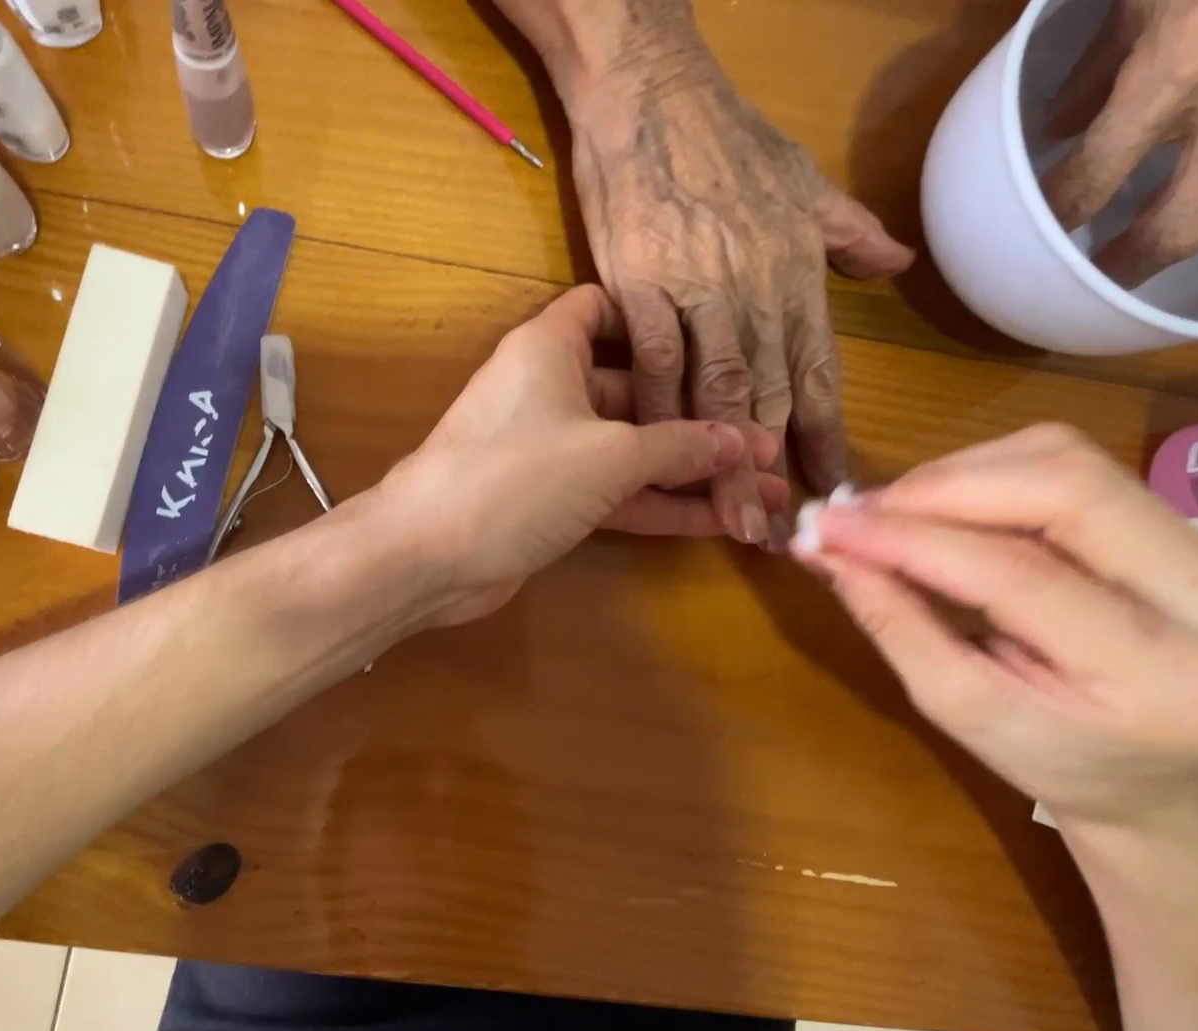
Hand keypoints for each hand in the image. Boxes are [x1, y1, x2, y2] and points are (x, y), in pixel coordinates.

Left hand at [377, 285, 784, 625]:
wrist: (429, 554)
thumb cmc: (517, 477)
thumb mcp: (610, 454)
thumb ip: (680, 445)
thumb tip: (740, 442)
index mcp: (548, 347)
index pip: (604, 308)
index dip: (656, 318)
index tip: (714, 339)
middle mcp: (547, 388)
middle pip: (633, 389)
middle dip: (699, 419)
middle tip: (767, 446)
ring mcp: (547, 447)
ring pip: (628, 449)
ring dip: (688, 471)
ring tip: (761, 489)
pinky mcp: (546, 497)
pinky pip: (612, 490)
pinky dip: (656, 503)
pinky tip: (718, 520)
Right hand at [565, 38, 913, 541]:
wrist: (648, 97)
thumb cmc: (721, 140)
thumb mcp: (802, 180)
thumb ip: (848, 232)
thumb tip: (895, 264)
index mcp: (795, 270)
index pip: (819, 369)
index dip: (828, 434)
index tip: (834, 488)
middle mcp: (755, 288)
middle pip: (772, 394)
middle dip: (778, 470)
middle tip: (782, 532)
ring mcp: (695, 288)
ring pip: (719, 388)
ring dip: (725, 459)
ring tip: (730, 519)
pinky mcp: (639, 284)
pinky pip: (656, 359)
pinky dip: (663, 410)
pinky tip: (665, 456)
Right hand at [796, 424, 1197, 826]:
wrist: (1153, 777)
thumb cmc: (1048, 757)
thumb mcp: (957, 708)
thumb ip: (895, 621)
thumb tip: (821, 547)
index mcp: (1167, 680)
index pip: (1018, 575)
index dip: (909, 539)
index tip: (825, 524)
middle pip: (1069, 487)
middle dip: (941, 486)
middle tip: (860, 506)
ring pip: (1073, 464)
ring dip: (961, 476)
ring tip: (896, 514)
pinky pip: (1084, 469)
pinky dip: (992, 476)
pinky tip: (950, 510)